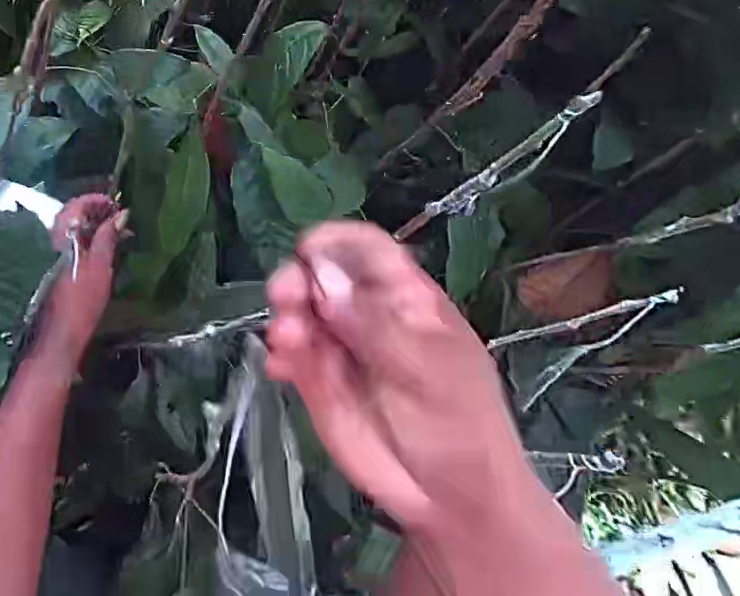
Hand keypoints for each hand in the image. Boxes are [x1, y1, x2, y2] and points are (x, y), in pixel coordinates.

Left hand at [36, 194, 128, 366]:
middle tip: (121, 216)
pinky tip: (108, 249)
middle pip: (75, 215)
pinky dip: (92, 241)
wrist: (62, 336)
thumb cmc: (82, 300)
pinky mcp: (61, 269)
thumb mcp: (101, 265)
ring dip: (97, 226)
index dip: (96, 200)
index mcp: (63, 237)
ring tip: (120, 232)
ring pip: (76, 231)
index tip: (116, 204)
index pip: (76, 205)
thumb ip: (108, 236)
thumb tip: (122, 213)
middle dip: (99, 211)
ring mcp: (57, 256)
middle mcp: (56, 242)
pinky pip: (76, 244)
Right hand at [266, 223, 612, 593]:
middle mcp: (365, 310)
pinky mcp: (318, 379)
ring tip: (286, 340)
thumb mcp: (429, 369)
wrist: (452, 500)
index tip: (308, 247)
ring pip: (301, 311)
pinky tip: (279, 366)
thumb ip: (376, 327)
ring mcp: (339, 343)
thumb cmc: (460, 424)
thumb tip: (327, 286)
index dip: (338, 240)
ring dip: (286, 315)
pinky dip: (279, 353)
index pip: (367, 249)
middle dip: (299, 277)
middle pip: (322, 274)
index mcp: (403, 295)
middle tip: (285, 295)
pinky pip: (291, 354)